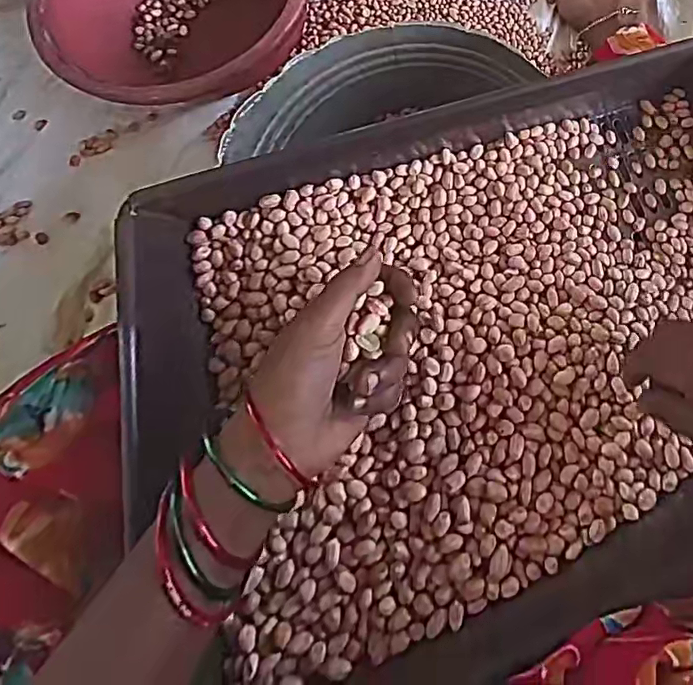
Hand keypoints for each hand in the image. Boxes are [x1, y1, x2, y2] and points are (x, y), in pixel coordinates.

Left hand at [241, 249, 414, 483]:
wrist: (284, 442)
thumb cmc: (293, 376)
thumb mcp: (319, 323)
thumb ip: (349, 285)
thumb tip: (376, 250)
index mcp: (337, 309)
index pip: (379, 283)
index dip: (399, 286)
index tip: (409, 299)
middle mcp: (353, 334)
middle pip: (400, 319)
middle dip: (397, 338)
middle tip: (387, 350)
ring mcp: (364, 365)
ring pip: (402, 357)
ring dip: (383, 374)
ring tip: (357, 388)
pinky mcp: (372, 397)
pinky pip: (397, 387)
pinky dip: (379, 397)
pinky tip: (356, 406)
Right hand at [623, 317, 692, 494]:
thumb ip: (671, 411)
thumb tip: (645, 399)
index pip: (644, 353)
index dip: (630, 367)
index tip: (629, 383)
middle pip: (662, 332)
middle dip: (650, 353)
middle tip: (651, 380)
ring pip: (687, 328)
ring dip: (675, 347)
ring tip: (683, 377)